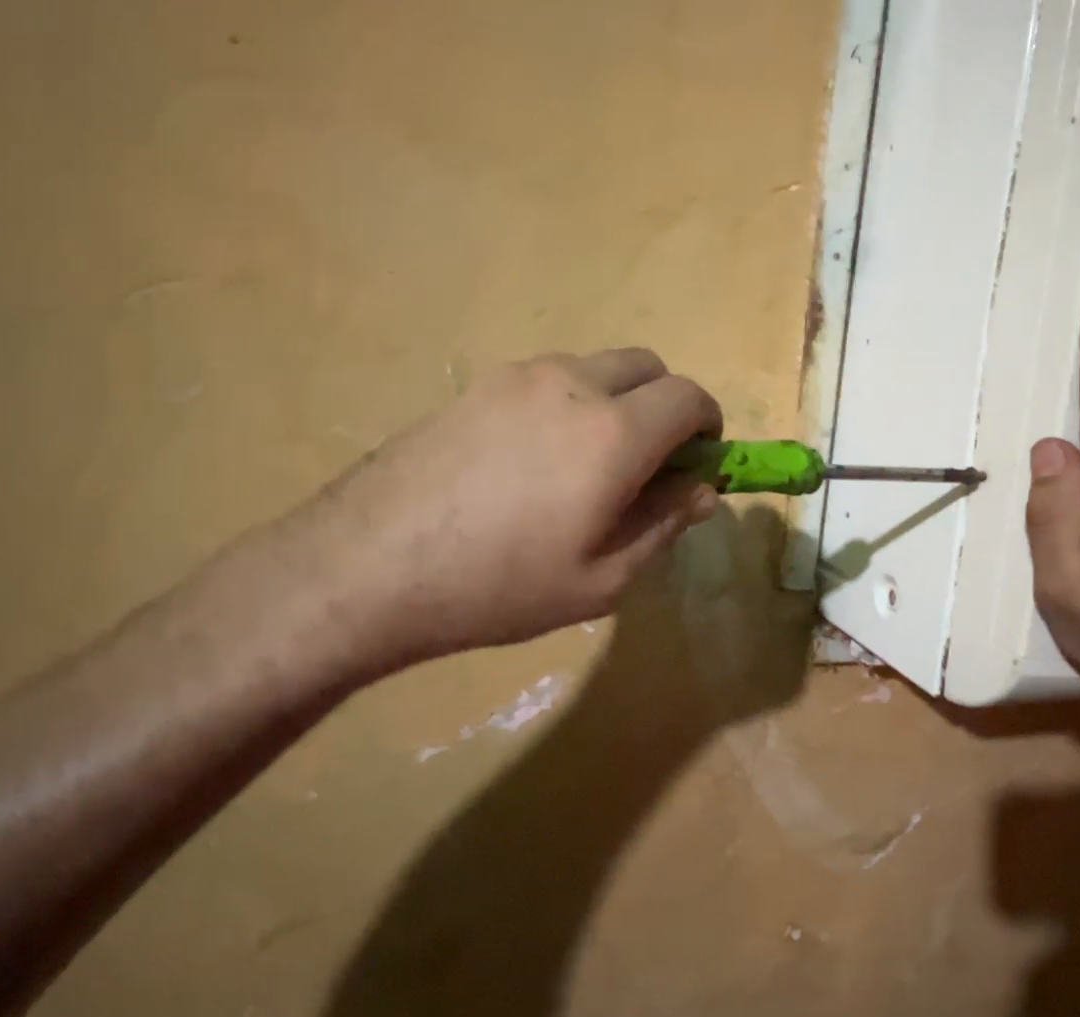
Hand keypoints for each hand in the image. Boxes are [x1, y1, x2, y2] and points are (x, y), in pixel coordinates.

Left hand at [298, 349, 722, 665]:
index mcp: (613, 433)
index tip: (699, 463)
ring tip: (583, 469)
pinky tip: (530, 464)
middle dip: (664, 406)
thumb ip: (662, 526)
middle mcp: (570, 384)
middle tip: (648, 465)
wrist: (371, 566)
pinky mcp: (475, 386)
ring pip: (593, 369)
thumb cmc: (499, 587)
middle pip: (646, 366)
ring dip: (613, 402)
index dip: (708, 426)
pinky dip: (566, 405)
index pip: (688, 397)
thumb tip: (702, 490)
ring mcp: (516, 377)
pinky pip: (545, 380)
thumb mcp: (600, 580)